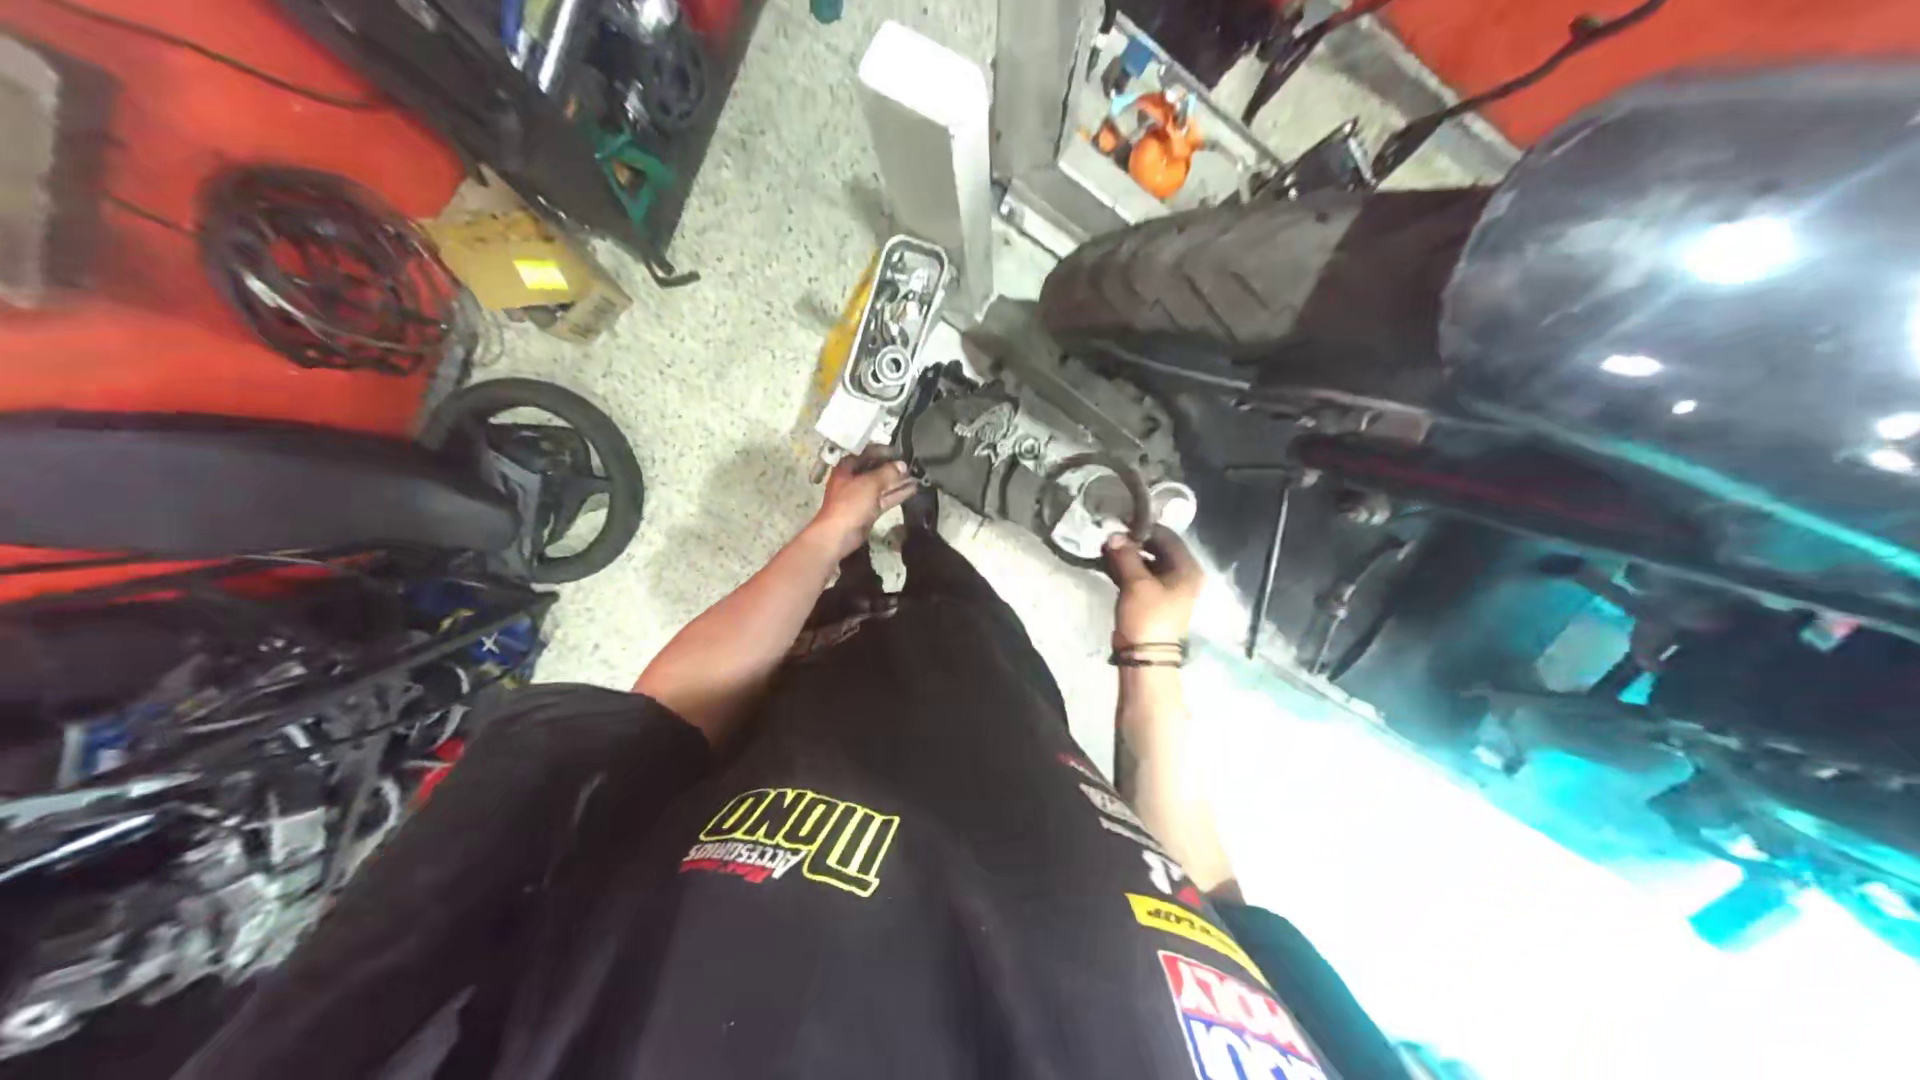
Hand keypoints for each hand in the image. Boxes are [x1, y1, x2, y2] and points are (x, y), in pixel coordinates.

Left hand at [806, 451, 918, 559]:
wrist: (839, 534)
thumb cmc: (850, 503)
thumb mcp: (870, 483)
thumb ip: (888, 472)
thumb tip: (903, 465)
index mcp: (847, 467)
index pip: (867, 453)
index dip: (884, 451)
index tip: (901, 450)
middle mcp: (854, 479)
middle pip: (876, 469)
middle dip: (893, 466)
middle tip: (913, 463)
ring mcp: (862, 495)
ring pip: (882, 484)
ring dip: (898, 480)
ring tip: (917, 474)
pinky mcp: (870, 509)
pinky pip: (885, 498)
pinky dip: (898, 493)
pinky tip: (914, 488)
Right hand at [1103, 526, 1203, 647]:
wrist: (1144, 656)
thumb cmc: (1147, 616)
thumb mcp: (1136, 583)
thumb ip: (1125, 555)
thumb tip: (1113, 535)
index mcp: (1188, 569)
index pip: (1168, 537)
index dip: (1145, 527)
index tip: (1121, 522)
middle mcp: (1182, 575)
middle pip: (1158, 549)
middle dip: (1133, 542)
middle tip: (1110, 537)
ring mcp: (1167, 587)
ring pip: (1147, 562)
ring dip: (1127, 555)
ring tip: (1105, 550)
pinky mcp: (1152, 598)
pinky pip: (1140, 576)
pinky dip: (1126, 569)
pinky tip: (1107, 564)